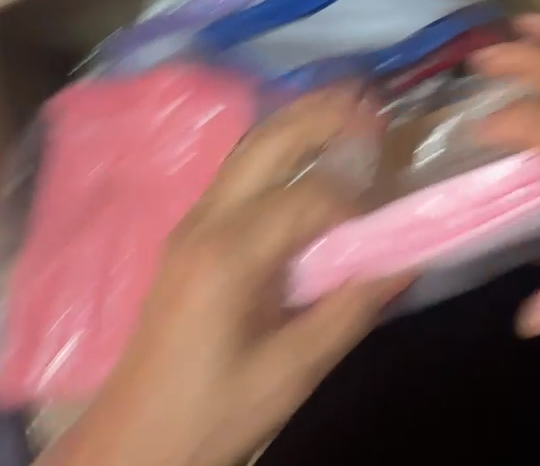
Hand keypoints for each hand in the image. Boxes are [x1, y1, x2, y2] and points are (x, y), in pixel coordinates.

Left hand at [47, 88, 407, 465]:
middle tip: (375, 107)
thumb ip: (351, 310)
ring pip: (251, 146)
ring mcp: (193, 220)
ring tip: (349, 106)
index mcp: (228, 255)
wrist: (131, 445)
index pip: (308, 198)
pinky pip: (243, 168)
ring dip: (302, 120)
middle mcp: (206, 220)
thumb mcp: (290, 374)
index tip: (384, 230)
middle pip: (270, 142)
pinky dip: (283, 144)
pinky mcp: (192, 231)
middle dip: (325, 117)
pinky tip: (309, 148)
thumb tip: (408, 259)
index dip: (356, 205)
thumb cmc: (211, 413)